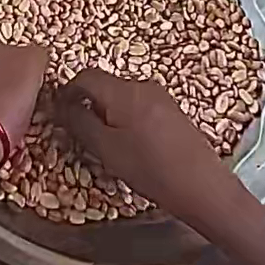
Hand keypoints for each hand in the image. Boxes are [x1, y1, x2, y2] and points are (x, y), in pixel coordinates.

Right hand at [53, 70, 252, 232]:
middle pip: (104, 85)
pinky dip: (126, 118)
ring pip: (121, 97)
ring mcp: (161, 97)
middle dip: (88, 104)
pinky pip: (139, 105)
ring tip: (106, 144)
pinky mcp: (172, 111)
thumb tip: (61, 106)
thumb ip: (80, 122)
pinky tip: (131, 146)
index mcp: (123, 91)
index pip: (85, 76)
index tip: (59, 111)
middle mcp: (143, 86)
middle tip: (81, 132)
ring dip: (107, 112)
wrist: (204, 188)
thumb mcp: (106, 149)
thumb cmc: (151, 170)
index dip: (68, 91)